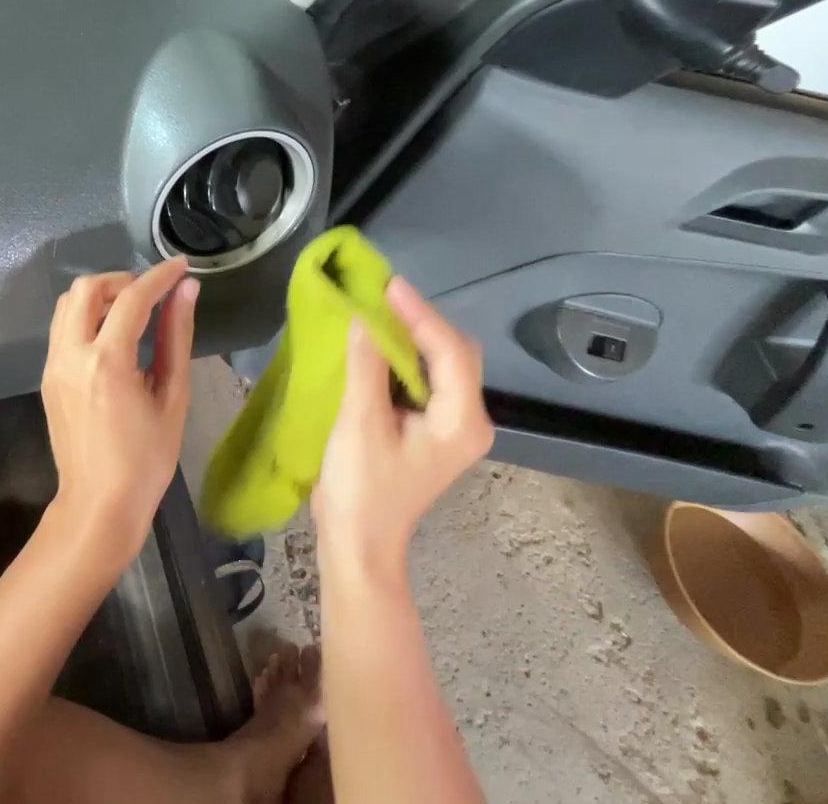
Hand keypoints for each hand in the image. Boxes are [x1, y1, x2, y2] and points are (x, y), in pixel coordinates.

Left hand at [40, 257, 199, 551]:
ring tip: (132, 314)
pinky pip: (62, 329)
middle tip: (151, 295)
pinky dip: (86, 318)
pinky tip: (112, 338)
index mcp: (106, 362)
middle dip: (121, 281)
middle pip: (86, 289)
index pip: (132, 299)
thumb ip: (177, 338)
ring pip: (67, 305)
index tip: (181, 266)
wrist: (98, 504)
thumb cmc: (146, 459)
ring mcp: (52, 365)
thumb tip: (187, 291)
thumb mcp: (172, 397)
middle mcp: (71, 355)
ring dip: (100, 296)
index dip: (159, 276)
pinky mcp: (47, 377)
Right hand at [313, 277, 492, 578]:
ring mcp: (452, 427)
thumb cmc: (361, 489)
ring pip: (441, 365)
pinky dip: (404, 358)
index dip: (420, 314)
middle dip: (421, 321)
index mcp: (461, 420)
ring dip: (412, 337)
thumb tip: (362, 317)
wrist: (358, 543)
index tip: (388, 284)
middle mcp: (468, 420)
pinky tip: (378, 345)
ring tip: (377, 311)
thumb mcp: (359, 423)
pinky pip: (425, 381)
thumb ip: (366, 366)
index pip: (449, 352)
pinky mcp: (431, 431)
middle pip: (455, 354)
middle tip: (381, 294)